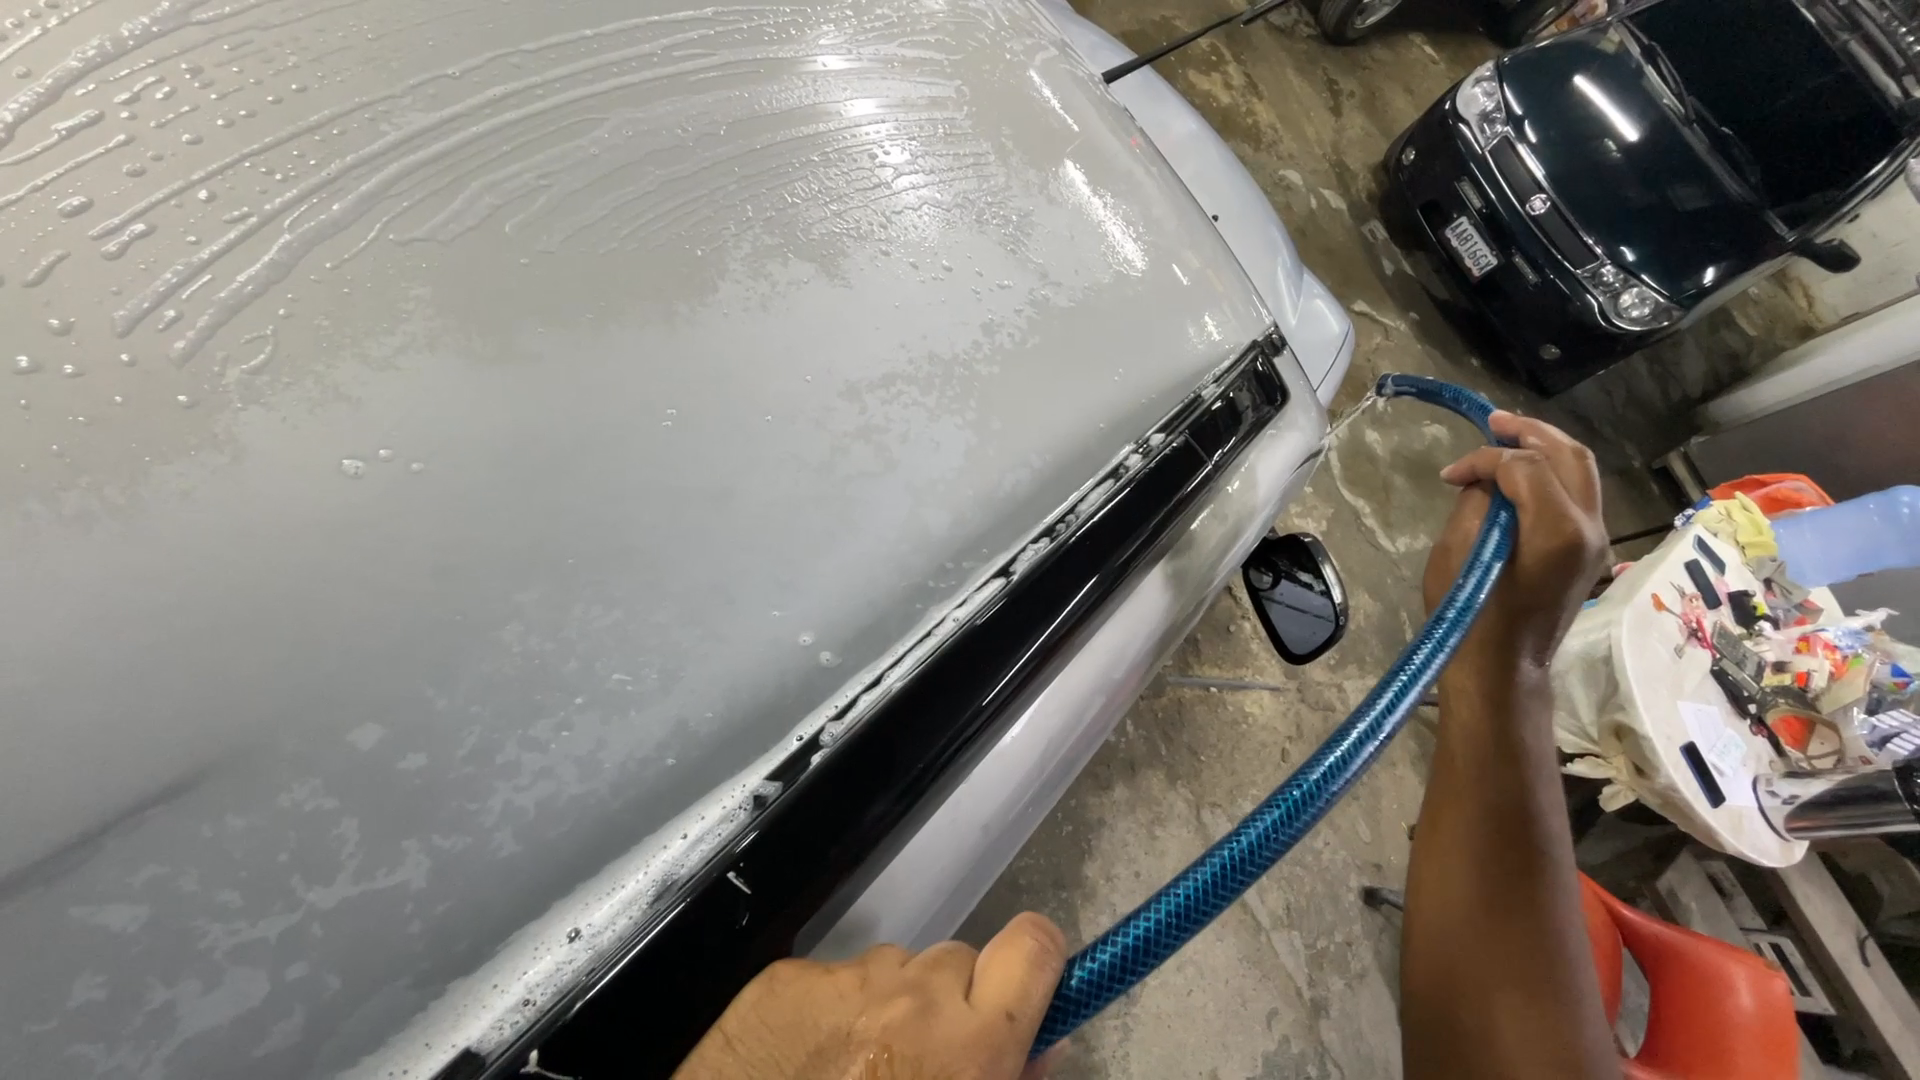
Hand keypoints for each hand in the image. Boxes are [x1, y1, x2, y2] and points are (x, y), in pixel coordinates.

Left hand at [673, 912, 1068, 1079]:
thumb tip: (1043, 1047)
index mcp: (966, 1042)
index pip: (1032, 945)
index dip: (1036, 964)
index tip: (1025, 993)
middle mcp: (909, 993)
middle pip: (956, 959)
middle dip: (948, 1003)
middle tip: (919, 1061)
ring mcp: (842, 978)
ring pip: (892, 969)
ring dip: (887, 1008)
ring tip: (851, 1068)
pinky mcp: (784, 976)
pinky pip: (832, 979)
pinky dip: (830, 1012)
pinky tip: (803, 1061)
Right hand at [1421, 411, 1605, 669]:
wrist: (1500, 666)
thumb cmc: (1468, 614)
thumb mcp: (1457, 553)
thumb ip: (1476, 505)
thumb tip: (1484, 482)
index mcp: (1557, 528)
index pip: (1525, 465)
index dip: (1485, 459)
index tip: (1449, 474)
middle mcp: (1589, 527)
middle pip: (1570, 456)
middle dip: (1530, 434)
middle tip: (1493, 423)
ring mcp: (1595, 540)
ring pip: (1581, 472)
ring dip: (1544, 450)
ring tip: (1506, 440)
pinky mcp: (1587, 551)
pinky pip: (1577, 495)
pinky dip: (1550, 475)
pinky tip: (1519, 477)